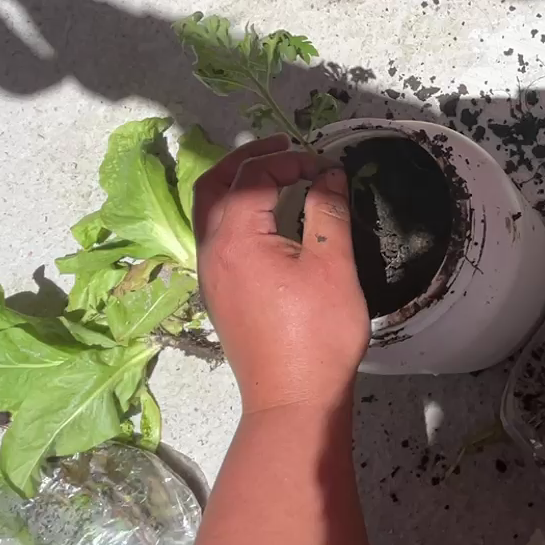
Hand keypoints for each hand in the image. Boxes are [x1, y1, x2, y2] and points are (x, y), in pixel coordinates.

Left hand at [193, 135, 369, 415]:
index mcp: (236, 240)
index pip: (253, 178)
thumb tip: (329, 173)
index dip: (290, 160)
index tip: (325, 164)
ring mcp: (212, 274)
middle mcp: (212, 252)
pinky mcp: (222, 292)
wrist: (293, 399)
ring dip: (240, 183)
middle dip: (249, 159)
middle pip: (214, 186)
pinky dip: (239, 209)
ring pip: (211, 210)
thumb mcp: (332, 266)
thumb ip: (327, 212)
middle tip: (286, 146)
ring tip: (277, 171)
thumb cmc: (318, 332)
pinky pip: (218, 233)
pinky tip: (269, 215)